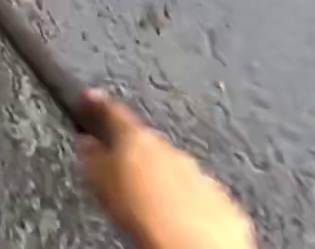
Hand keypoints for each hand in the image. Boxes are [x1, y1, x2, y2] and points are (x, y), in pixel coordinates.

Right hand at [77, 89, 257, 248]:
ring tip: (148, 199)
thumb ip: (89, 153)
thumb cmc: (142, 214)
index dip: (97, 102)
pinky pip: (201, 195)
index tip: (88, 98)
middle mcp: (171, 149)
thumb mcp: (95, 178)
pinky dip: (187, 200)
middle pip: (146, 142)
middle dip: (133, 151)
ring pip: (175, 169)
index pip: (112, 109)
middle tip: (119, 168)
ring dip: (161, 177)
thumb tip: (87, 143)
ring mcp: (203, 177)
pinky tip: (177, 216)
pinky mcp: (227, 207)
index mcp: (137, 136)